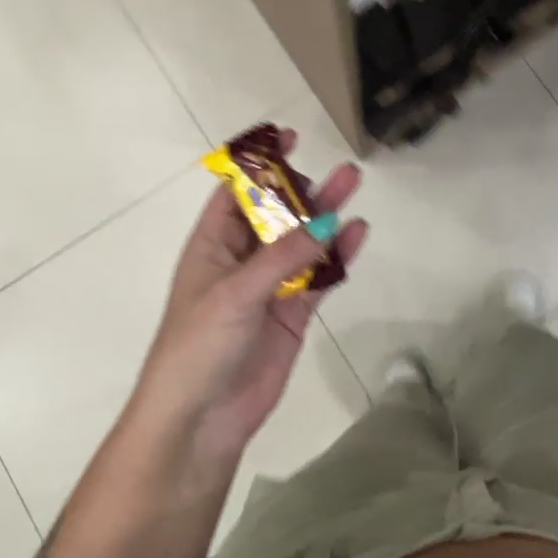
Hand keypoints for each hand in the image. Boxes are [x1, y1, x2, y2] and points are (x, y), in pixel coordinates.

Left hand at [133, 129, 369, 464]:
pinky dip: (338, 257)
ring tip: (354, 185)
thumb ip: (281, 257)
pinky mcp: (292, 315)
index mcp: (211, 246)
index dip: (260, 164)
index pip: (236, 193)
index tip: (288, 136)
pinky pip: (318, 277)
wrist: (201, 420)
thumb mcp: (234, 294)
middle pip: (276, 214)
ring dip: (325, 217)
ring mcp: (268, 288)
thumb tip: (325, 220)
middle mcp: (240, 260)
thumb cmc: (199, 347)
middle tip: (338, 169)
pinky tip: (358, 233)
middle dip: (303, 190)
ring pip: (302, 243)